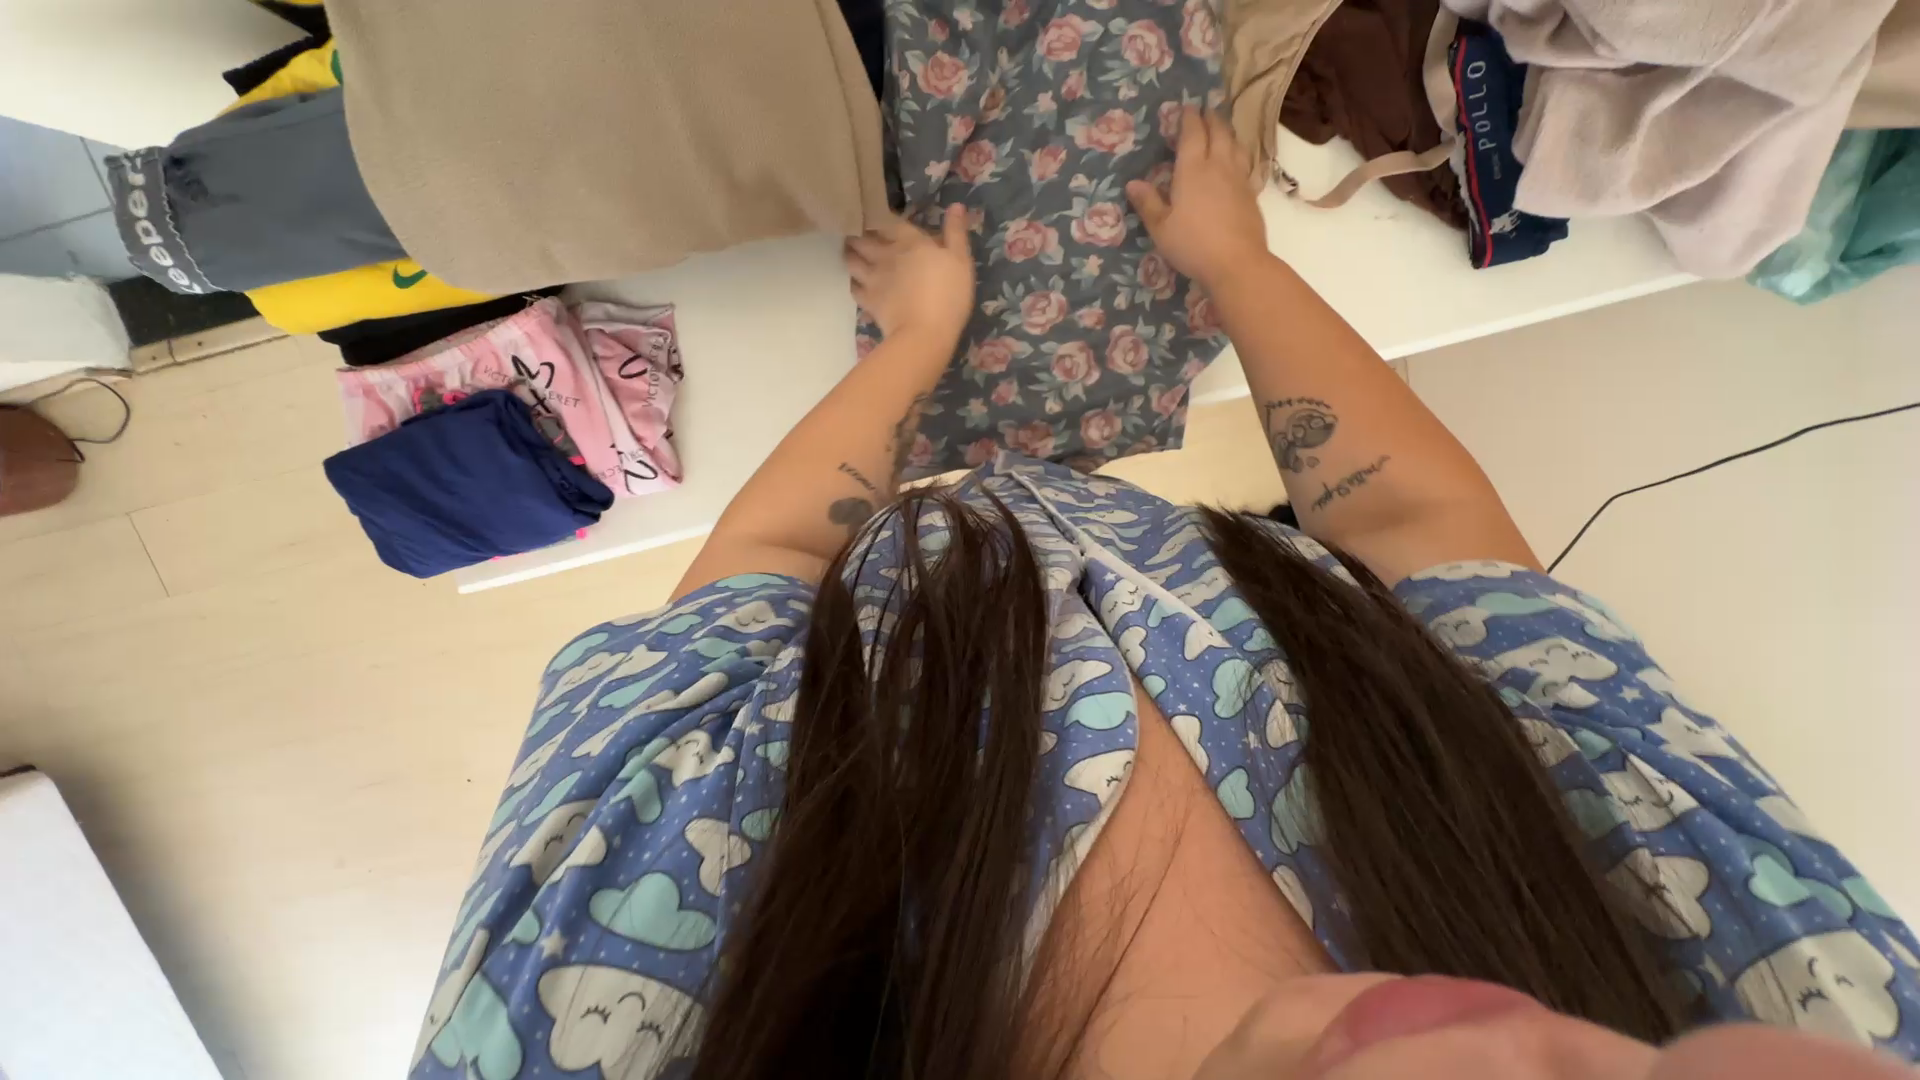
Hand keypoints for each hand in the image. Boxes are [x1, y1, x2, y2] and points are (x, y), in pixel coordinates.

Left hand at [845, 206, 975, 346]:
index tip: (873, 214)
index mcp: (909, 242)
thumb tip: (955, 205)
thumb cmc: (948, 295)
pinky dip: (852, 281)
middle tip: (856, 230)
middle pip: (863, 238)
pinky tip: (855, 281)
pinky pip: (853, 287)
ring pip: (852, 259)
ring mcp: (873, 278)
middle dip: (858, 232)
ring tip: (850, 251)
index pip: (888, 222)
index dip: (879, 217)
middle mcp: (886, 255)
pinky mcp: (868, 301)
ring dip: (850, 253)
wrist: (925, 333)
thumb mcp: (961, 261)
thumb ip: (956, 232)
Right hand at [1126, 107, 1271, 289]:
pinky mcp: (1251, 193)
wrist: (1236, 262)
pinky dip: (1238, 154)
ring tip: (1222, 130)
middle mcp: (1218, 165)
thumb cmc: (1192, 245)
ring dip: (1227, 132)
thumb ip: (1148, 203)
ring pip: (1235, 144)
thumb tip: (1132, 183)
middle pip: (1218, 132)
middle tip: (1205, 112)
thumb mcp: (1161, 228)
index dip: (1189, 118)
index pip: (1192, 133)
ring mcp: (1238, 178)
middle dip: (1211, 119)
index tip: (1186, 108)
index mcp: (1192, 169)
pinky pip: (1245, 163)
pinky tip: (1236, 161)